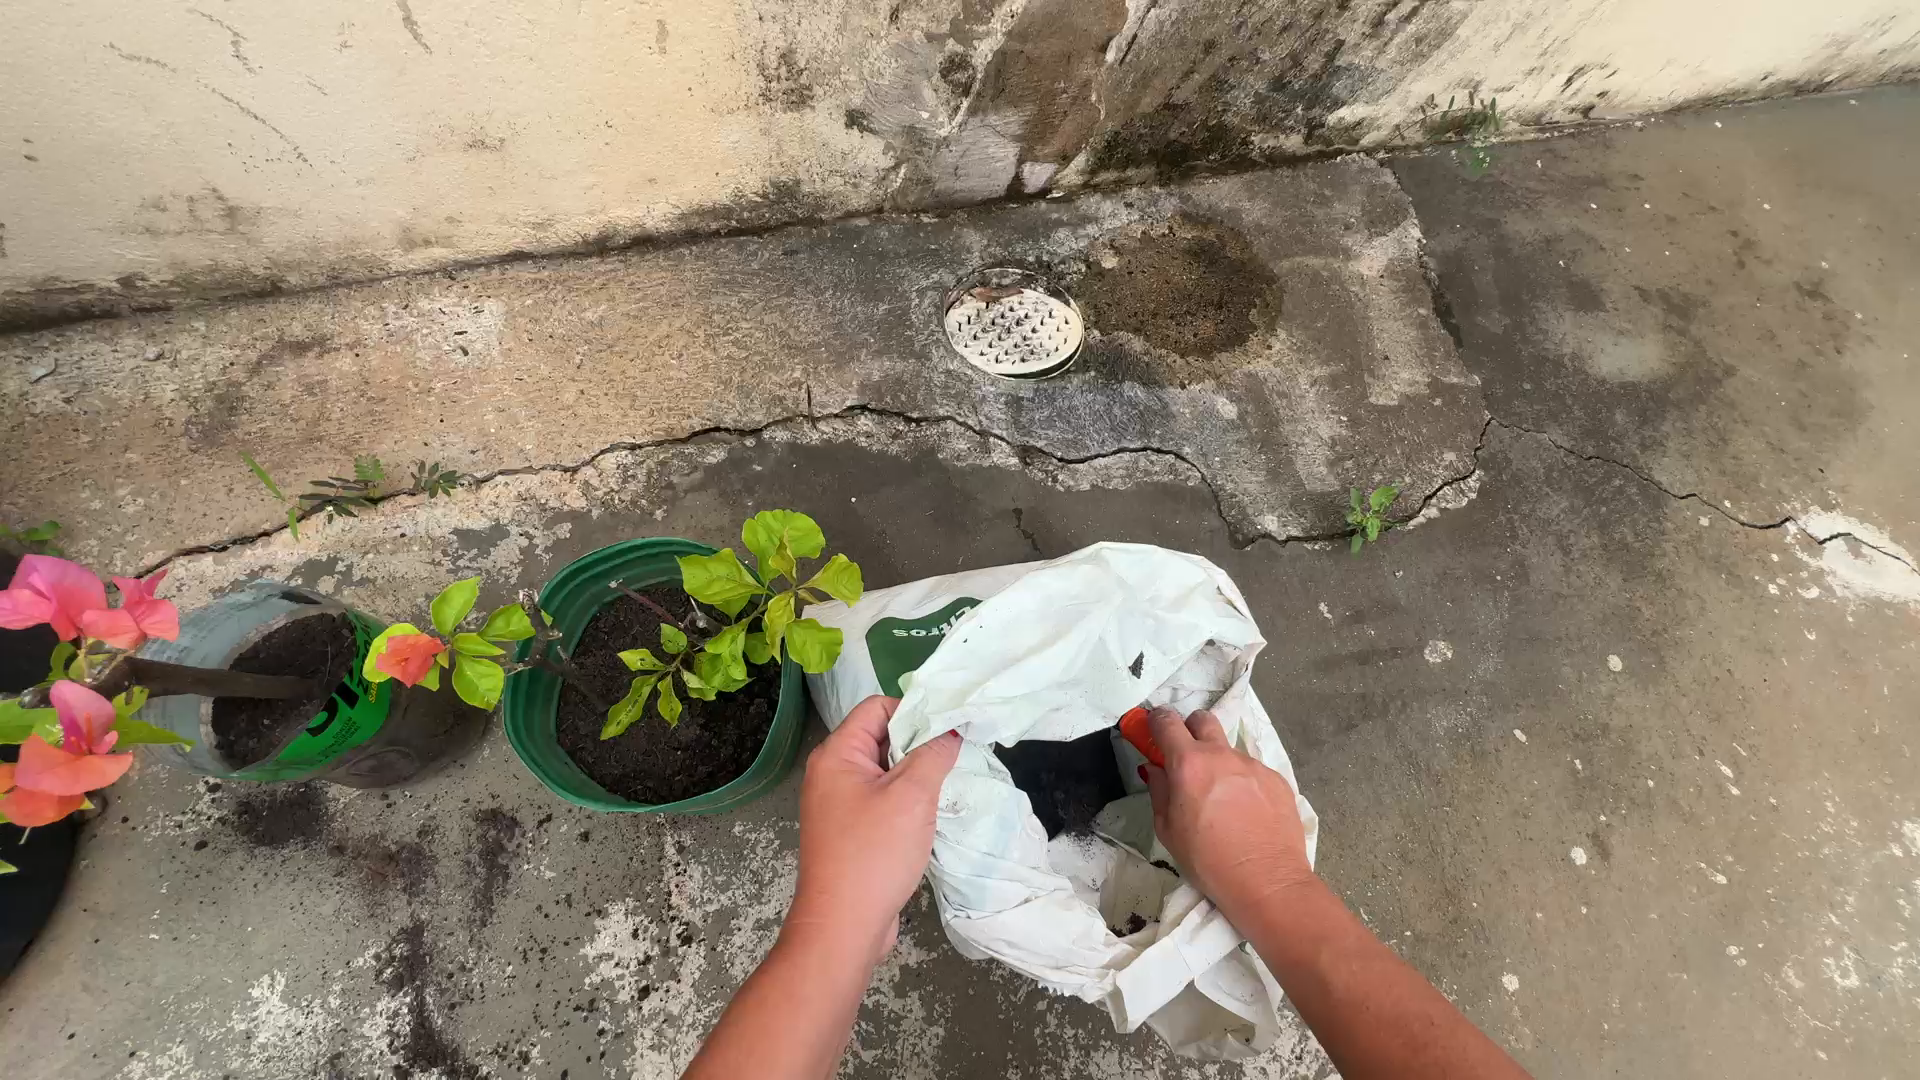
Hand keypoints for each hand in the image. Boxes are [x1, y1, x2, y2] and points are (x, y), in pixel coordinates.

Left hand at [784, 695, 960, 960]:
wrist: (843, 928)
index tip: (947, 728)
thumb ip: (935, 754)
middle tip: (954, 754)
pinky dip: (905, 798)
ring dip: (915, 772)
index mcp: (837, 754)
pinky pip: (881, 797)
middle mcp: (831, 771)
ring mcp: (838, 802)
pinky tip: (929, 811)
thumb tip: (951, 731)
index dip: (913, 711)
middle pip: (881, 736)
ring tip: (947, 782)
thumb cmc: (875, 854)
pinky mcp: (848, 829)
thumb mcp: (913, 796)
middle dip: (918, 742)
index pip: (877, 707)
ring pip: (884, 769)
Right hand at [1139, 707, 1314, 920]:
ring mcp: (1253, 765)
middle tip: (1188, 757)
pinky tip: (1248, 813)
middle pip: (1203, 719)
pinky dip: (1245, 784)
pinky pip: (1253, 772)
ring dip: (1220, 764)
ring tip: (1224, 801)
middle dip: (1191, 729)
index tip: (1154, 730)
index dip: (1156, 721)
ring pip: (1229, 751)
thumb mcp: (1168, 830)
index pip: (1166, 721)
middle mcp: (1221, 755)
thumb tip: (1156, 770)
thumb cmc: (1208, 861)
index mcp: (1188, 764)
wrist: (1268, 883)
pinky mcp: (1277, 780)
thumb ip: (1159, 791)